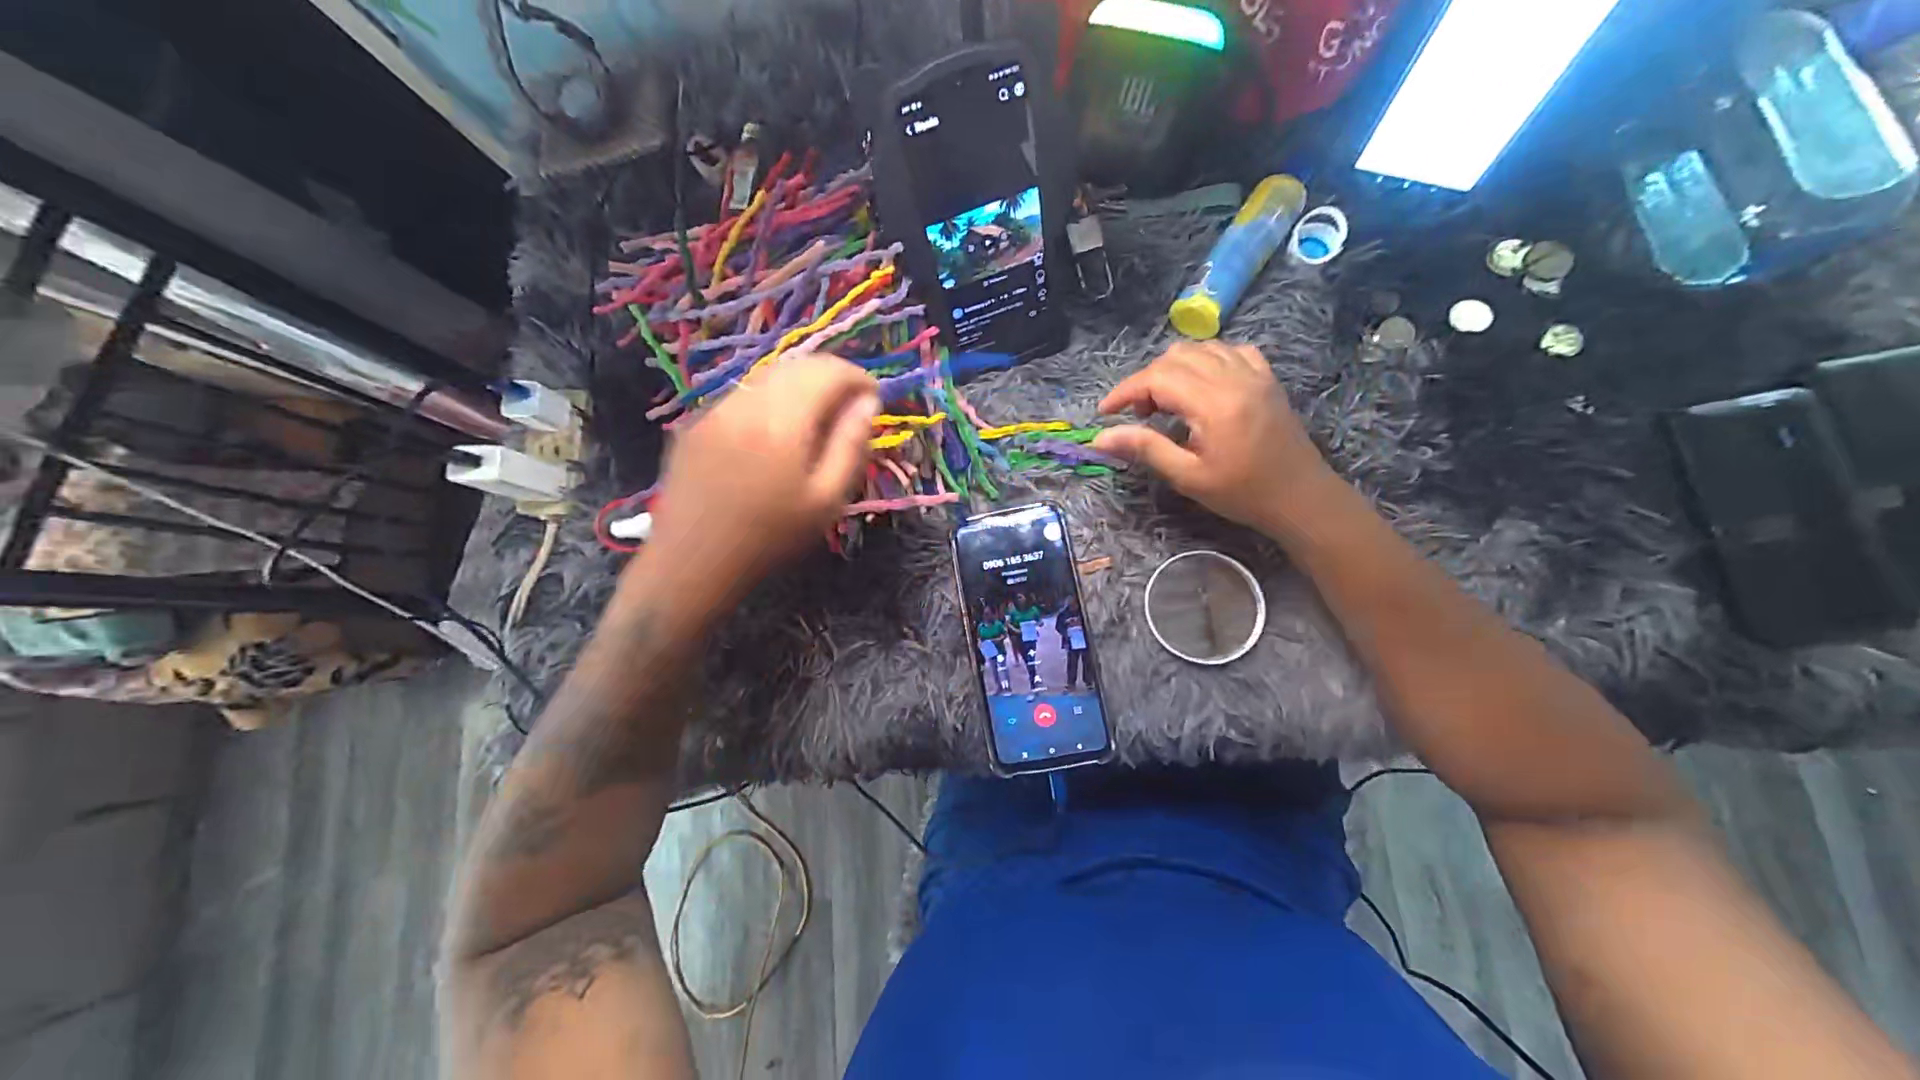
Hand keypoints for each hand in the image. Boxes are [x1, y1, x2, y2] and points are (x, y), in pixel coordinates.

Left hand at [638, 352, 877, 606]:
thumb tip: (868, 403)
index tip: (874, 399)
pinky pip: (743, 395)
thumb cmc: (770, 538)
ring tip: (817, 419)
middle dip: (831, 377)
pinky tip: (776, 432)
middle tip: (850, 407)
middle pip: (797, 365)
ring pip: (768, 376)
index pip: (828, 371)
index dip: (858, 377)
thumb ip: (851, 445)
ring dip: (800, 385)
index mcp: (782, 421)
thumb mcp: (827, 500)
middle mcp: (747, 402)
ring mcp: (716, 410)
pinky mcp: (697, 423)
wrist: (693, 562)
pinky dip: (771, 399)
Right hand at [1091, 342, 1341, 535]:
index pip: (1157, 378)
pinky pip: (1229, 351)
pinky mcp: (1266, 377)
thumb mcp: (1188, 477)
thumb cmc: (1243, 493)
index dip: (1125, 391)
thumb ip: (1145, 448)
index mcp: (1214, 403)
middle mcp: (1234, 377)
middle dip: (1147, 381)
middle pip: (1175, 357)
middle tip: (1139, 416)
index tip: (1105, 412)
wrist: (1301, 497)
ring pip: (1200, 349)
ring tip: (1166, 402)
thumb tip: (1101, 438)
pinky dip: (1205, 361)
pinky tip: (1200, 385)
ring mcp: (1254, 373)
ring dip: (1173, 369)